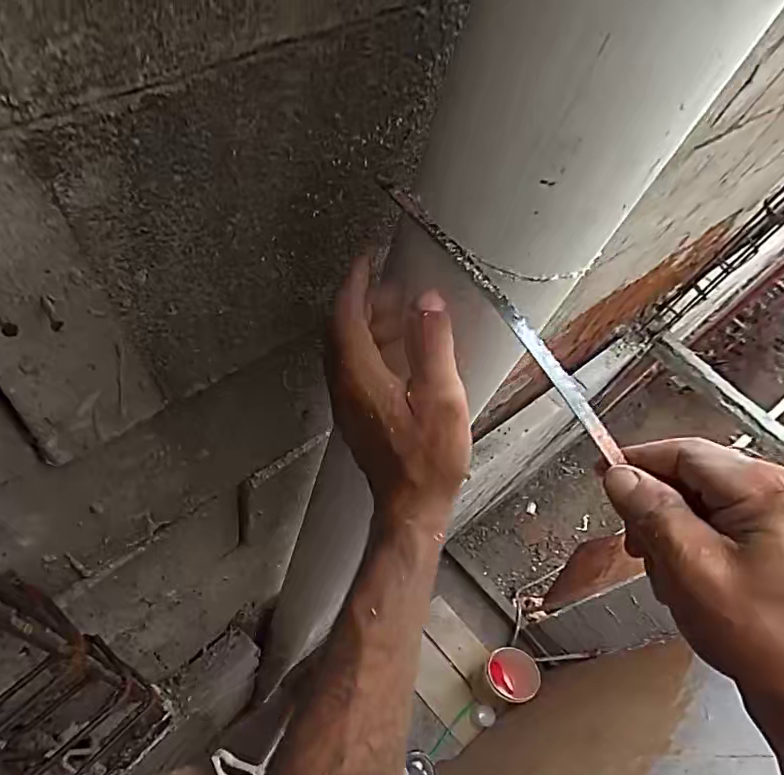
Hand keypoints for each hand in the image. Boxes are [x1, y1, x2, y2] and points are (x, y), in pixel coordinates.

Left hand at [328, 253, 470, 532]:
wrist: (410, 506)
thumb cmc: (426, 463)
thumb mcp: (442, 399)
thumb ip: (433, 346)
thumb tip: (427, 302)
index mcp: (361, 379)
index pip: (345, 318)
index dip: (355, 283)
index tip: (367, 258)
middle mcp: (346, 390)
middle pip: (341, 332)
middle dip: (362, 301)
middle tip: (390, 284)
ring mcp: (349, 405)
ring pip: (347, 352)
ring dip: (367, 325)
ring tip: (400, 312)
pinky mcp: (358, 417)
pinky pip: (355, 371)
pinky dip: (372, 349)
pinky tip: (400, 352)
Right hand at [600, 438, 783, 722]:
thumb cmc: (759, 636)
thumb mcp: (689, 567)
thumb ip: (652, 512)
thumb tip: (621, 475)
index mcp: (774, 490)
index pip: (687, 454)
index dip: (636, 462)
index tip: (600, 476)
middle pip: (701, 477)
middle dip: (658, 508)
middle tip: (635, 549)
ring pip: (714, 504)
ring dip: (677, 531)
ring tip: (669, 576)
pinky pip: (735, 526)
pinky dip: (702, 545)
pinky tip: (694, 580)